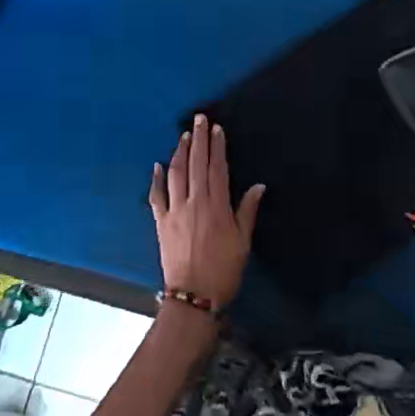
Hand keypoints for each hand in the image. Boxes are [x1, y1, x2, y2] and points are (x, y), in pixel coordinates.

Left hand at [148, 113, 264, 309]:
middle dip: (198, 139)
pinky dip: (156, 179)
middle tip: (199, 119)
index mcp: (217, 206)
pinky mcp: (161, 223)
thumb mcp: (243, 242)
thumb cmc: (224, 270)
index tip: (217, 129)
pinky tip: (158, 165)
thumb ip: (248, 211)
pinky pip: (156, 196)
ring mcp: (174, 211)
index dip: (217, 147)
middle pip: (196, 164)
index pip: (217, 168)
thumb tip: (258, 185)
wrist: (193, 296)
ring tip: (184, 136)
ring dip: (179, 152)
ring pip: (175, 174)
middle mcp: (194, 202)